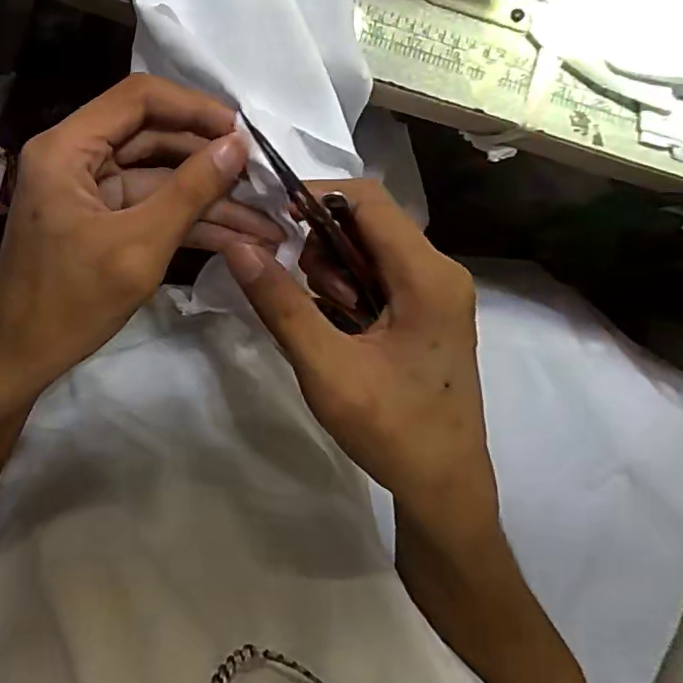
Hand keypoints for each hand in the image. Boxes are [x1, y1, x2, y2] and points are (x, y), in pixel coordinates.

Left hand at [0, 75, 251, 406]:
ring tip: (267, 216)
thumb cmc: (71, 303)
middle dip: (209, 157)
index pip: (138, 98)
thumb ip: (190, 190)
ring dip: (209, 195)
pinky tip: (240, 236)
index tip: (242, 132)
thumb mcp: (139, 246)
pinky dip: (190, 219)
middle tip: (263, 175)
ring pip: (159, 174)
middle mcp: (75, 157)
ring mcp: (89, 189)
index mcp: (67, 148)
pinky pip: (151, 205)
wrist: (21, 361)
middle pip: (153, 134)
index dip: (194, 107)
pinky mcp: (102, 219)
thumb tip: (238, 145)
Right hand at [224, 179, 490, 514]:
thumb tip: (238, 246)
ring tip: (327, 321)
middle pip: (367, 221)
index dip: (315, 195)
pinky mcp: (427, 309)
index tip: (272, 218)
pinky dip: (347, 287)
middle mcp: (439, 271)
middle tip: (305, 294)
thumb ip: (280, 303)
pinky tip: (340, 327)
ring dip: (332, 269)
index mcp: (427, 276)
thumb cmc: (391, 429)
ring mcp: (437, 290)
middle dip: (322, 245)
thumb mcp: (326, 366)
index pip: (367, 199)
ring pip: (368, 247)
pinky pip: (377, 273)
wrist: (444, 487)